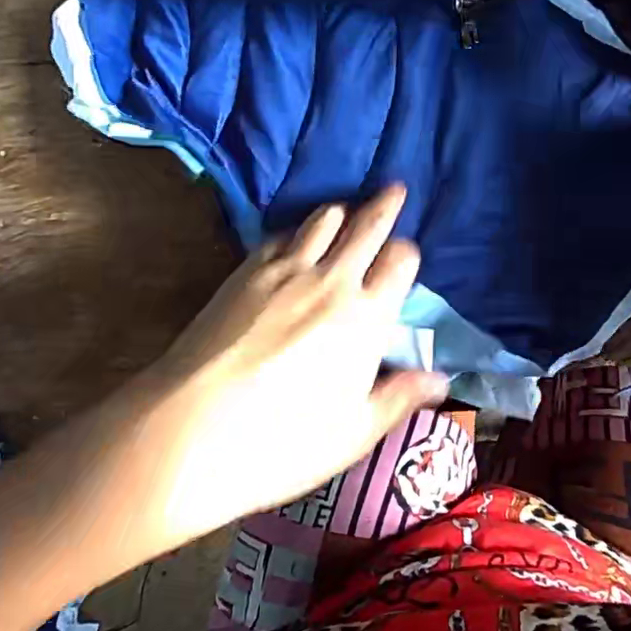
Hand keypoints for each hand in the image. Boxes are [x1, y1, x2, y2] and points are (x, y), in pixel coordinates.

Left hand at [135, 184, 449, 541]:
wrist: (190, 427)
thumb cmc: (281, 441)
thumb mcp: (352, 433)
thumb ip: (398, 397)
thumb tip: (440, 378)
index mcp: (365, 317)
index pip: (400, 262)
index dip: (407, 253)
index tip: (406, 254)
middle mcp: (330, 280)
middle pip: (366, 226)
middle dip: (385, 205)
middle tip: (394, 188)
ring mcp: (284, 270)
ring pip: (322, 219)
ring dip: (340, 212)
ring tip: (346, 210)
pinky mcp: (244, 270)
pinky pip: (279, 235)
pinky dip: (296, 231)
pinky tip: (294, 240)